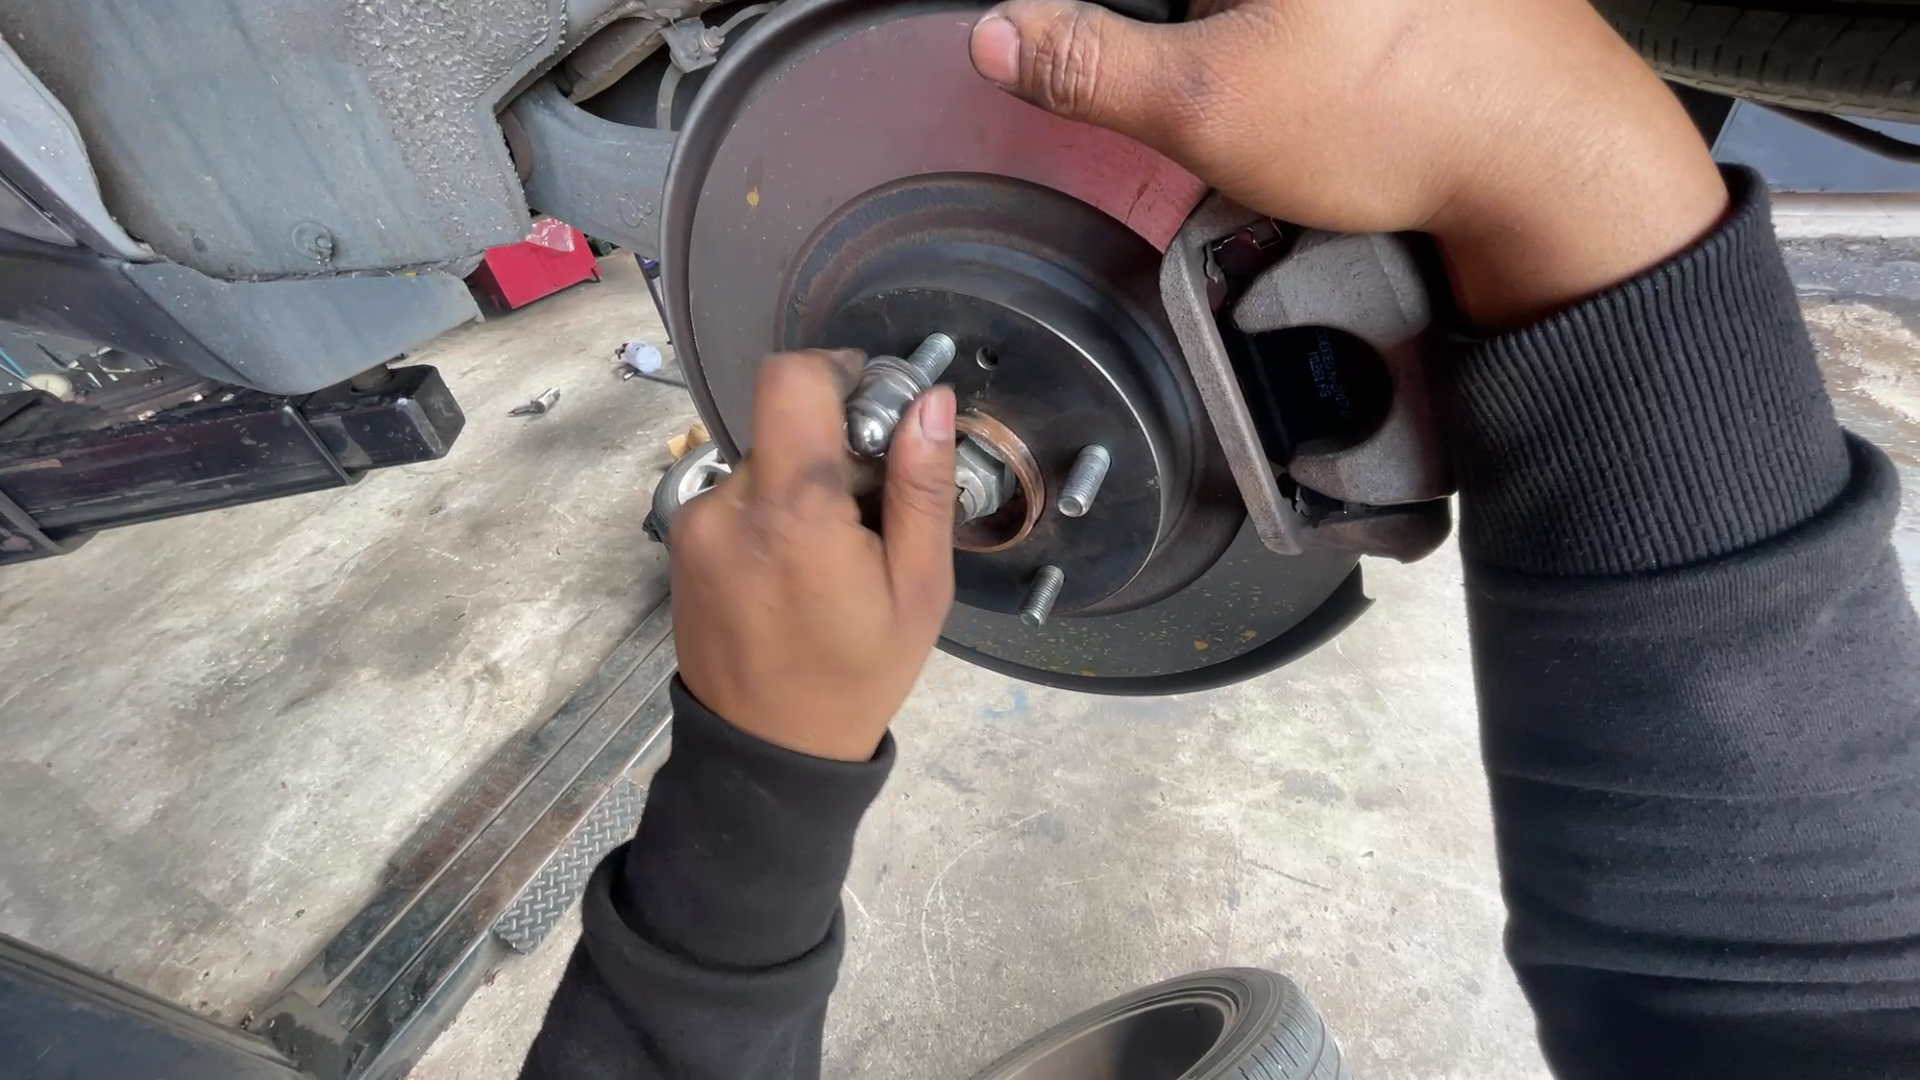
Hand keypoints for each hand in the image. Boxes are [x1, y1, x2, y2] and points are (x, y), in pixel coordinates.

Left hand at [671, 351, 957, 761]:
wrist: (769, 750)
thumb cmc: (858, 673)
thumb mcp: (919, 588)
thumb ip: (923, 488)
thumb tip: (931, 403)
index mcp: (792, 510)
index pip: (791, 379)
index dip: (835, 371)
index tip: (872, 405)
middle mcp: (727, 503)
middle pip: (784, 424)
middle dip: (834, 447)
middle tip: (872, 507)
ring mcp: (695, 524)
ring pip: (763, 462)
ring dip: (805, 484)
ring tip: (834, 552)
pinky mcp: (682, 544)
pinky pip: (738, 496)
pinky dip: (774, 510)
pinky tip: (796, 567)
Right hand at [968, 0, 1729, 326]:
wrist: (1534, 156)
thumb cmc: (1385, 118)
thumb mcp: (1201, 103)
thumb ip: (1088, 65)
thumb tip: (1000, 38)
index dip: (1100, 13)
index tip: (1096, 59)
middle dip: (1165, 26)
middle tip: (1169, 85)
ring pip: (1228, 2)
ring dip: (1202, 30)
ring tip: (1254, 111)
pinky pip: (1280, 13)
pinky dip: (1247, 29)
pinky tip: (1279, 77)